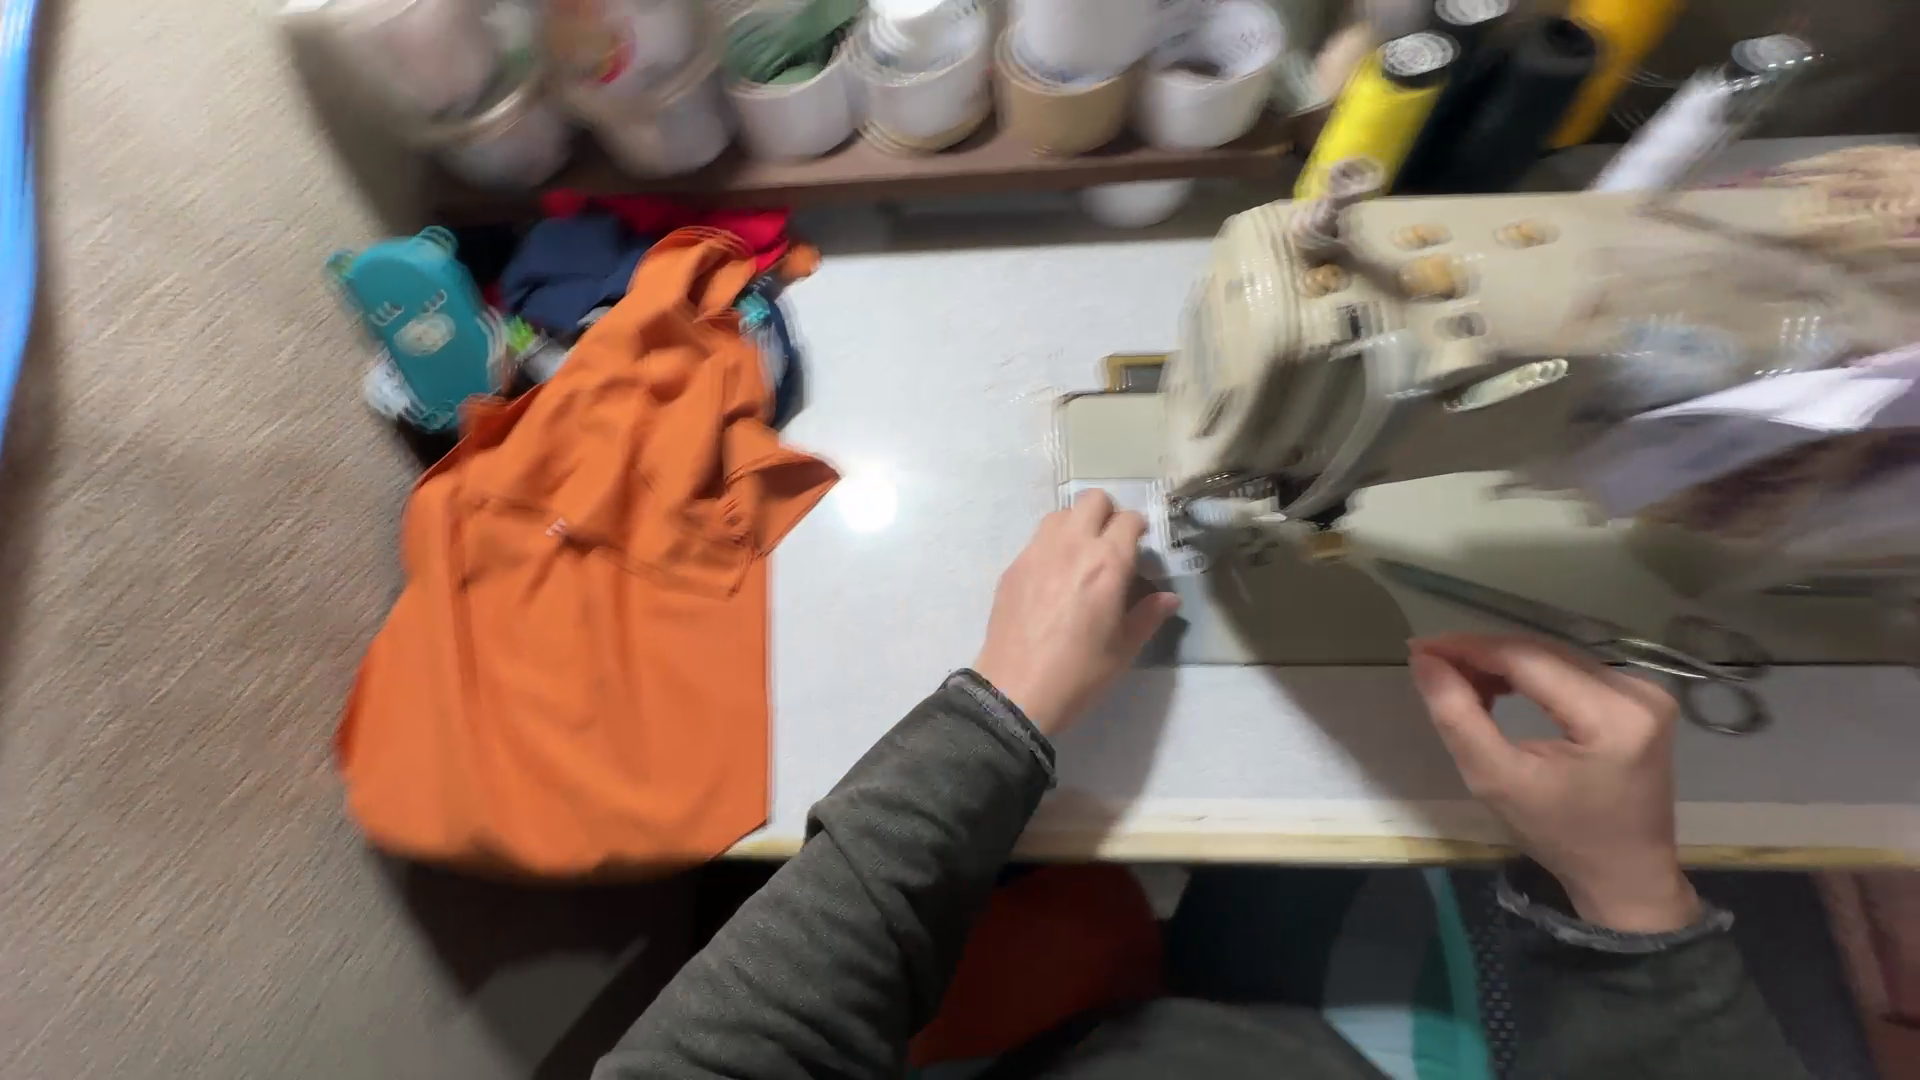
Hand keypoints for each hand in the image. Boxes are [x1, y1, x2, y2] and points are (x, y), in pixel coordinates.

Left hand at [974, 492, 1180, 735]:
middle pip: (1092, 500)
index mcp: (1107, 563)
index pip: (1128, 520)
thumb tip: (1169, 598)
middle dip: (1107, 514)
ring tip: (1080, 557)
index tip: (1138, 548)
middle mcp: (1071, 546)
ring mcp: (1036, 552)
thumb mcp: (1124, 649)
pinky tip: (1053, 579)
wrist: (1017, 690)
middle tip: (1110, 544)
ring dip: (1076, 525)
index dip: (1138, 530)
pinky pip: (1036, 540)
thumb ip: (1148, 615)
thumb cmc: (1079, 673)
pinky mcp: (1013, 566)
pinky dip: (1051, 546)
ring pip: (1060, 514)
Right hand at [1408, 634, 1701, 933]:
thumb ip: (1456, 714)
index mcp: (1613, 716)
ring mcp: (1642, 693)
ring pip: (1548, 656)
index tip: (1417, 649)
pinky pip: (1564, 668)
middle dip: (1477, 653)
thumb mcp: (1493, 778)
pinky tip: (1494, 690)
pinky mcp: (1636, 699)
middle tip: (1429, 665)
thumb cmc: (1558, 832)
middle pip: (1537, 652)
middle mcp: (1637, 692)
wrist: (1624, 872)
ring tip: (1456, 683)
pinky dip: (1522, 674)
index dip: (1466, 648)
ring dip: (1496, 663)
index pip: (1524, 659)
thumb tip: (1423, 661)